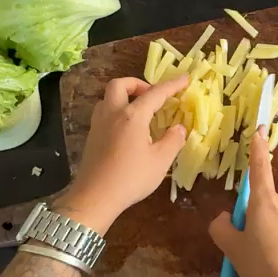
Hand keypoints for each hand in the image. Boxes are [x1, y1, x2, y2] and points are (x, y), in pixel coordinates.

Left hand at [56, 75, 188, 233]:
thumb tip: (179, 128)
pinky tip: (127, 129)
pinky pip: (104, 113)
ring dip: (124, 97)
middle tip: (152, 95)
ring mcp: (98, 125)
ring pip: (108, 98)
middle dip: (137, 83)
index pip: (155, 94)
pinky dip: (117, 111)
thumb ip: (172, 141)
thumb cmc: (130, 179)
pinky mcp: (92, 137)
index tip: (185, 78)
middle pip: (120, 85)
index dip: (172, 85)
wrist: (95, 197)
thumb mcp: (160, 161)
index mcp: (132, 116)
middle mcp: (113, 114)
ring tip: (140, 111)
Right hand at [209, 130, 277, 276]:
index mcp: (264, 201)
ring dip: (269, 230)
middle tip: (250, 248)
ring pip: (277, 217)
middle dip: (254, 219)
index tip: (258, 129)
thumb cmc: (264, 267)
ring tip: (268, 259)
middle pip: (262, 202)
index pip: (258, 168)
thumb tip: (226, 218)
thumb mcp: (232, 249)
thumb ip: (221, 228)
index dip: (256, 148)